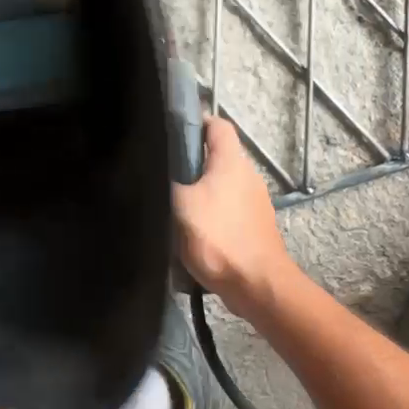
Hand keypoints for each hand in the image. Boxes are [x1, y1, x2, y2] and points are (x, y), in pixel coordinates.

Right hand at [172, 116, 296, 311]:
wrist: (257, 286)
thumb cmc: (218, 238)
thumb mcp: (180, 205)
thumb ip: (165, 182)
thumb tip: (151, 170)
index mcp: (231, 162)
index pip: (217, 125)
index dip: (195, 122)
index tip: (169, 131)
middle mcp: (247, 176)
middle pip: (217, 156)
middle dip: (190, 162)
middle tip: (160, 172)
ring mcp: (254, 202)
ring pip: (220, 185)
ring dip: (198, 191)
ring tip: (170, 203)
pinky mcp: (253, 227)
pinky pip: (226, 210)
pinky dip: (209, 214)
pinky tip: (190, 231)